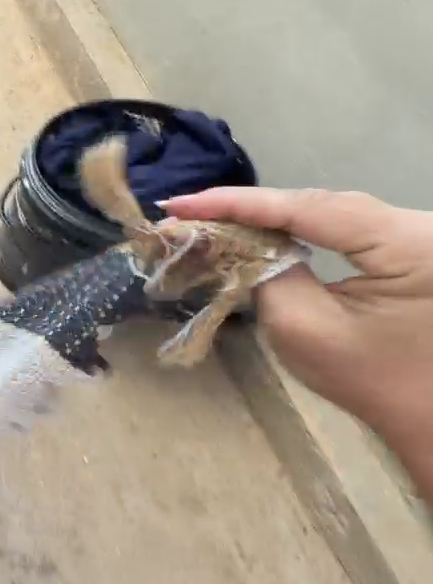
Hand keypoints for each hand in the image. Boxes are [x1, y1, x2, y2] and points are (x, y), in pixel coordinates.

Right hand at [164, 187, 432, 494]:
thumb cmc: (374, 380)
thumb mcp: (301, 325)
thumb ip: (262, 272)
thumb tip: (221, 238)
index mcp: (416, 247)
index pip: (309, 208)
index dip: (236, 203)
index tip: (175, 205)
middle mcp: (428, 230)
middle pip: (322, 204)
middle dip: (248, 206)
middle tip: (183, 213)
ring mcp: (427, 238)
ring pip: (334, 211)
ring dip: (270, 215)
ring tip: (210, 218)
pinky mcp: (421, 249)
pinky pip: (350, 225)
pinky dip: (299, 226)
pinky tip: (261, 228)